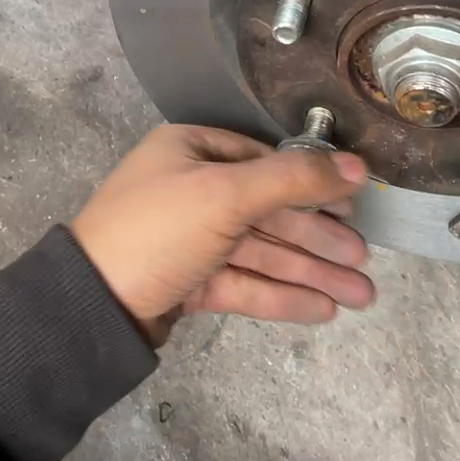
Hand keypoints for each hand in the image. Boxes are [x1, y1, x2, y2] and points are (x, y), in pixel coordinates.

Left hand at [68, 124, 372, 346]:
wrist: (96, 299)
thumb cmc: (159, 229)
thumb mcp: (224, 194)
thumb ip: (291, 179)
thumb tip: (357, 166)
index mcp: (188, 151)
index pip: (260, 159)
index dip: (308, 182)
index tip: (353, 203)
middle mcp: (187, 187)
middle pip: (264, 209)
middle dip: (316, 235)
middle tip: (364, 259)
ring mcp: (187, 236)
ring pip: (258, 250)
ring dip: (309, 270)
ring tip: (360, 295)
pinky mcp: (188, 279)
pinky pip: (242, 281)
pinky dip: (280, 293)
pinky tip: (321, 309)